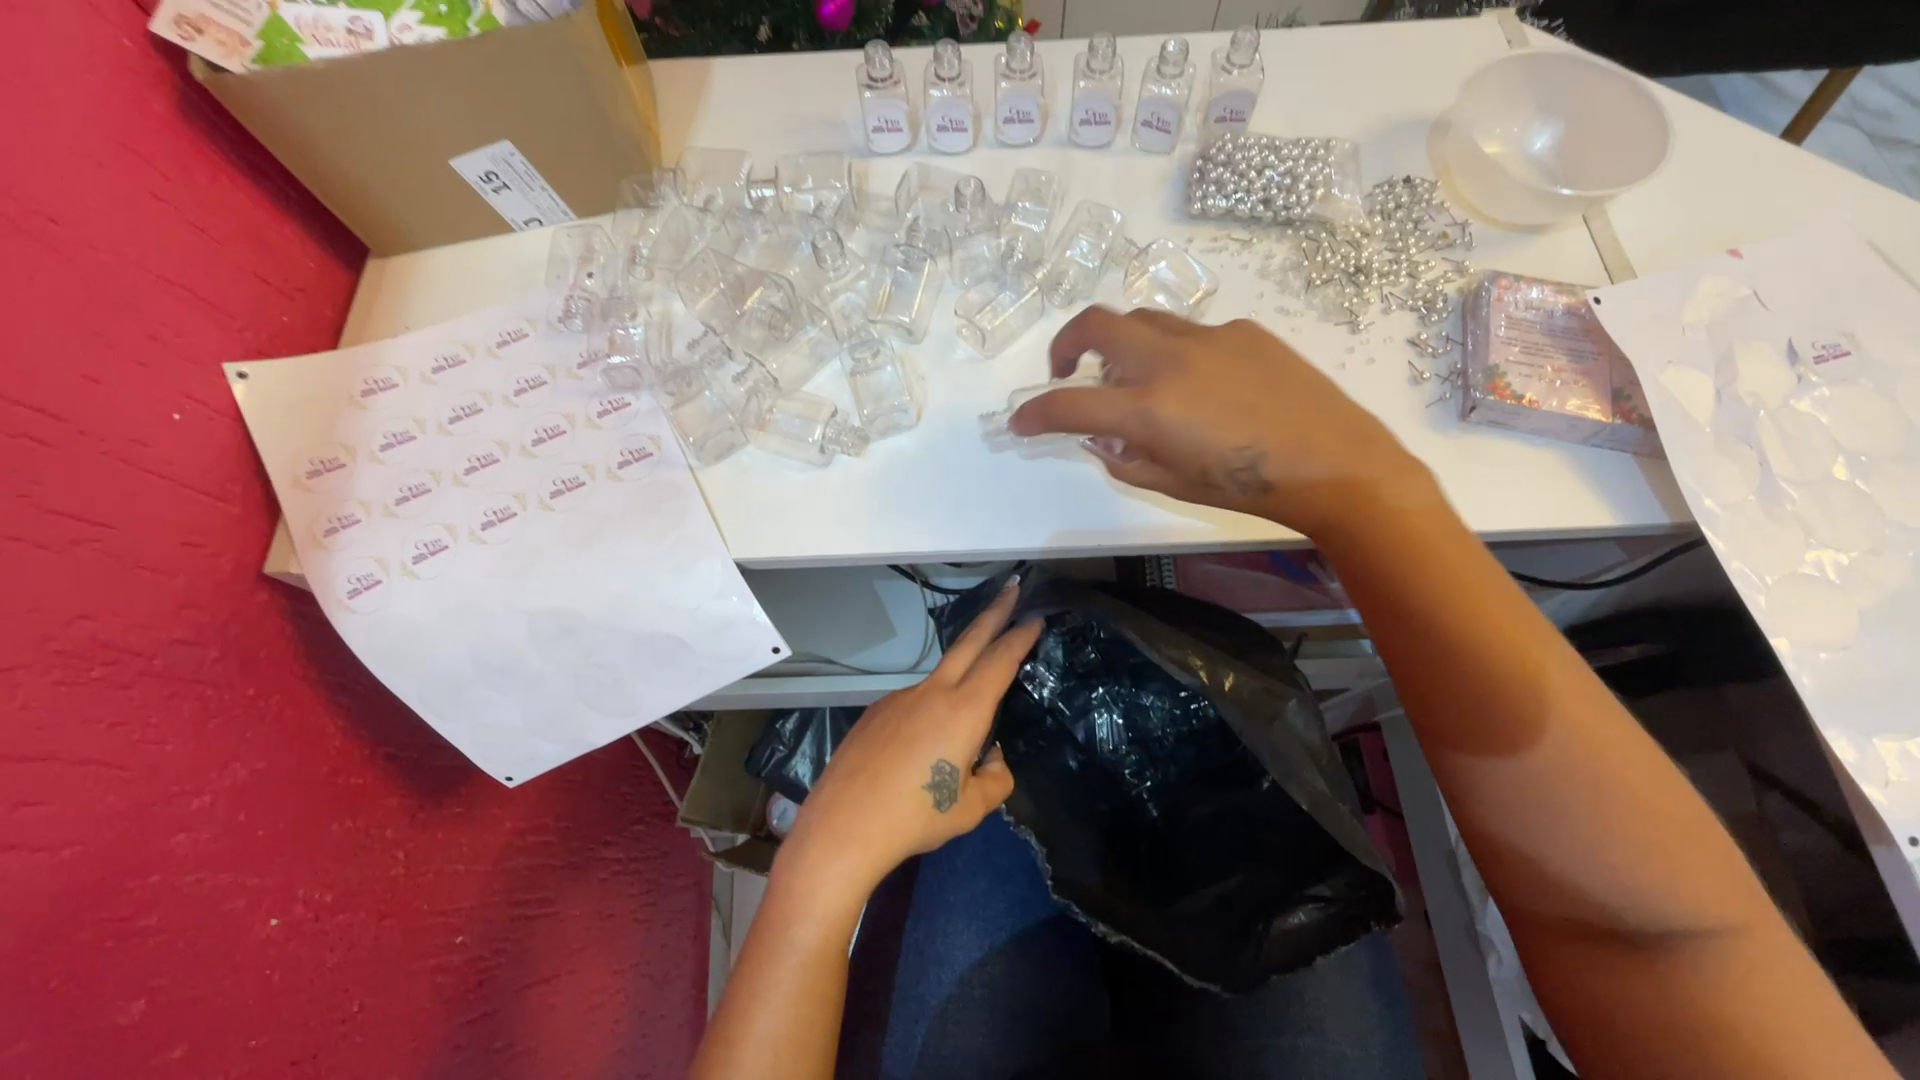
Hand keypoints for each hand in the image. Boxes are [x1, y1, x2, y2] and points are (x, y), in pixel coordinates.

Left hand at [775, 579, 1042, 892]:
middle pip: (970, 641)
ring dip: (963, 669)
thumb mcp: (972, 808)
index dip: (1021, 636)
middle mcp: (932, 693)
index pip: (1000, 660)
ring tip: (972, 708)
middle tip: (1013, 589)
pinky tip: (921, 748)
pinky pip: (914, 701)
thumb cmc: (916, 818)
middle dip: (995, 612)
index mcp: (964, 710)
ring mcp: (899, 699)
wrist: (844, 826)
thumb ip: (996, 777)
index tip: (1035, 617)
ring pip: (940, 675)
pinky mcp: (875, 712)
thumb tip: (992, 757)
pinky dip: (930, 709)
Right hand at [1008, 307, 1438, 541]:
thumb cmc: (1249, 488)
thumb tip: (1101, 438)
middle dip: (1066, 344)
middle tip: (1068, 371)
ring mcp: (1207, 337)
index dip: (1034, 413)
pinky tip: (1202, 386)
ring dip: (1121, 342)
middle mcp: (1168, 360)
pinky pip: (1192, 332)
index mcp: (1146, 408)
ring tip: (1133, 377)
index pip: (1068, 403)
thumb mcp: (1173, 485)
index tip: (1021, 421)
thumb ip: (1124, 459)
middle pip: (1095, 324)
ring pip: (1142, 319)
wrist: (1336, 463)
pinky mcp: (1243, 330)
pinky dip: (1175, 353)